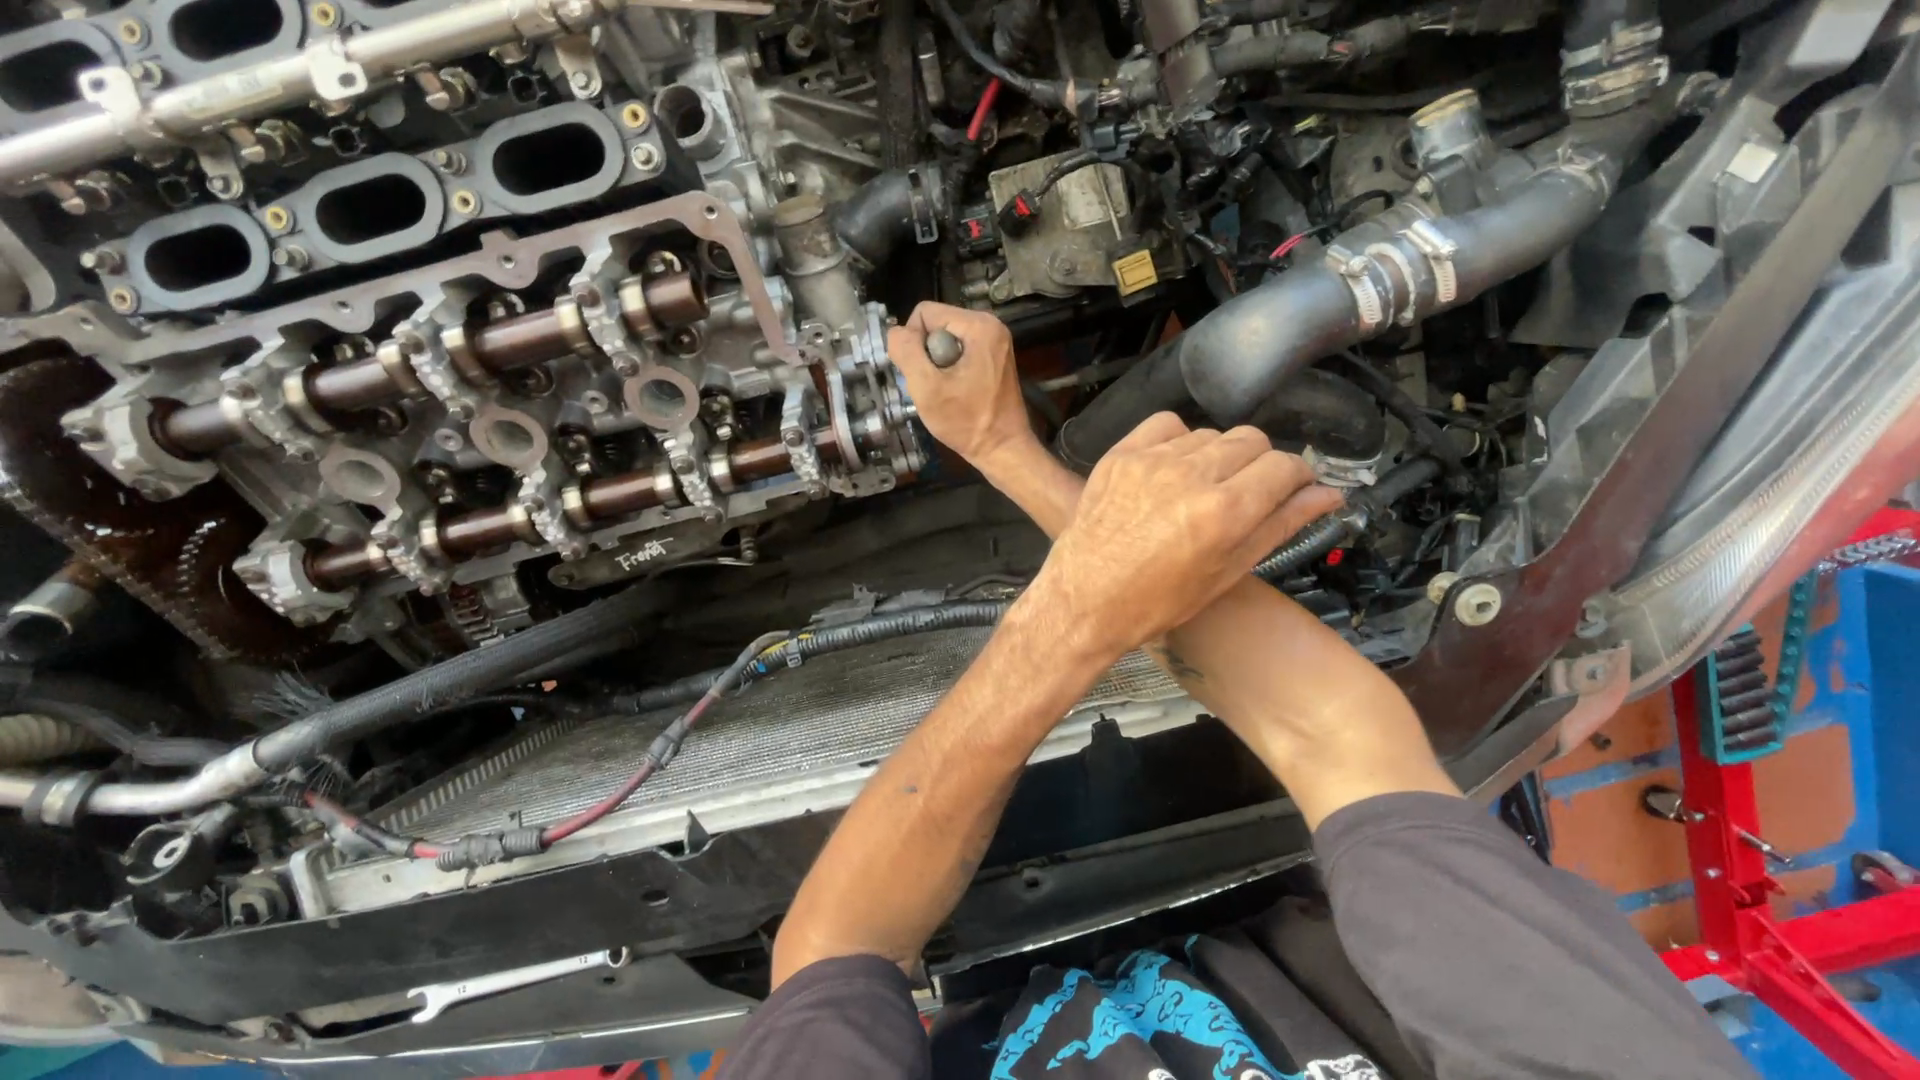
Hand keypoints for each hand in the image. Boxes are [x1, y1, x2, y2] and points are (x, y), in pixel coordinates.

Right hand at [887, 302, 1032, 465]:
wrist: (1003, 449)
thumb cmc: (966, 422)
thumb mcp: (926, 387)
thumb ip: (906, 352)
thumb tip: (896, 332)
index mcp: (979, 325)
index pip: (924, 313)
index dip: (914, 342)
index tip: (924, 374)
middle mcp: (991, 325)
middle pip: (936, 325)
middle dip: (927, 355)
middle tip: (936, 386)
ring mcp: (995, 341)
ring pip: (944, 341)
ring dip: (936, 366)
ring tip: (946, 391)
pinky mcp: (994, 357)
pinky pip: (958, 352)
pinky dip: (950, 370)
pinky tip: (956, 392)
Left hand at [1028, 412, 1343, 659]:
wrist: (1084, 601)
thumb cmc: (1156, 601)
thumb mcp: (1228, 573)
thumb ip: (1280, 526)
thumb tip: (1327, 495)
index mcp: (1223, 512)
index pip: (1284, 466)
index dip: (1296, 478)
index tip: (1290, 489)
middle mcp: (1189, 477)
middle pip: (1252, 440)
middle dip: (1260, 464)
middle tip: (1246, 494)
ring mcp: (1151, 461)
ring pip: (1210, 434)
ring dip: (1217, 455)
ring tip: (1201, 489)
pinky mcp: (1120, 455)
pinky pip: (1166, 424)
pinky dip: (1178, 440)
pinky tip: (1173, 469)